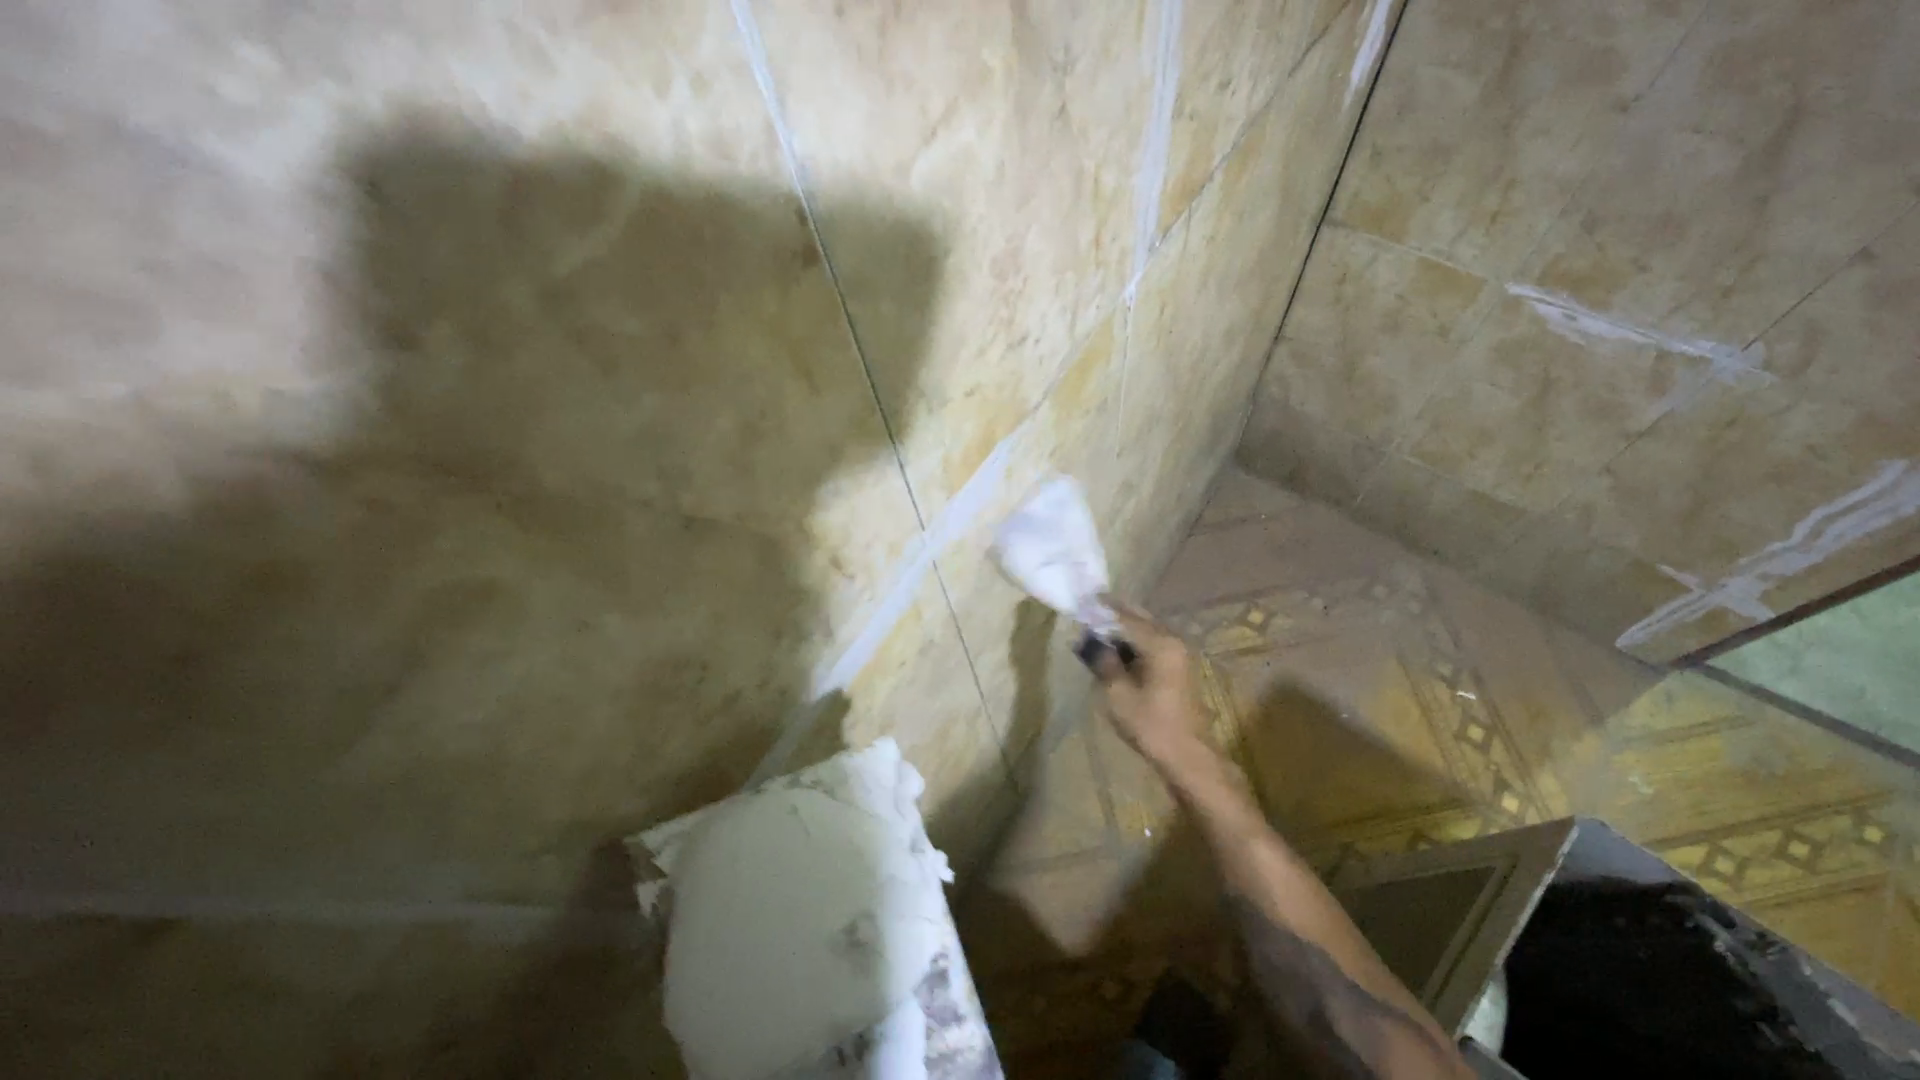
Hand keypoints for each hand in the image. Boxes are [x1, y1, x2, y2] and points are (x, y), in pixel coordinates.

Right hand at [1088, 598, 1207, 768]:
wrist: (1186, 754)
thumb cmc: (1150, 724)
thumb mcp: (1118, 694)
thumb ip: (1103, 662)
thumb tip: (1090, 640)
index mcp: (1160, 644)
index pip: (1126, 618)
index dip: (1103, 610)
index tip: (1084, 601)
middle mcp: (1174, 640)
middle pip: (1141, 618)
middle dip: (1116, 614)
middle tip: (1091, 610)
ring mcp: (1180, 653)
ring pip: (1148, 630)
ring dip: (1126, 628)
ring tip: (1100, 629)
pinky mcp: (1180, 667)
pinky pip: (1154, 643)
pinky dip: (1136, 641)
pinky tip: (1118, 648)